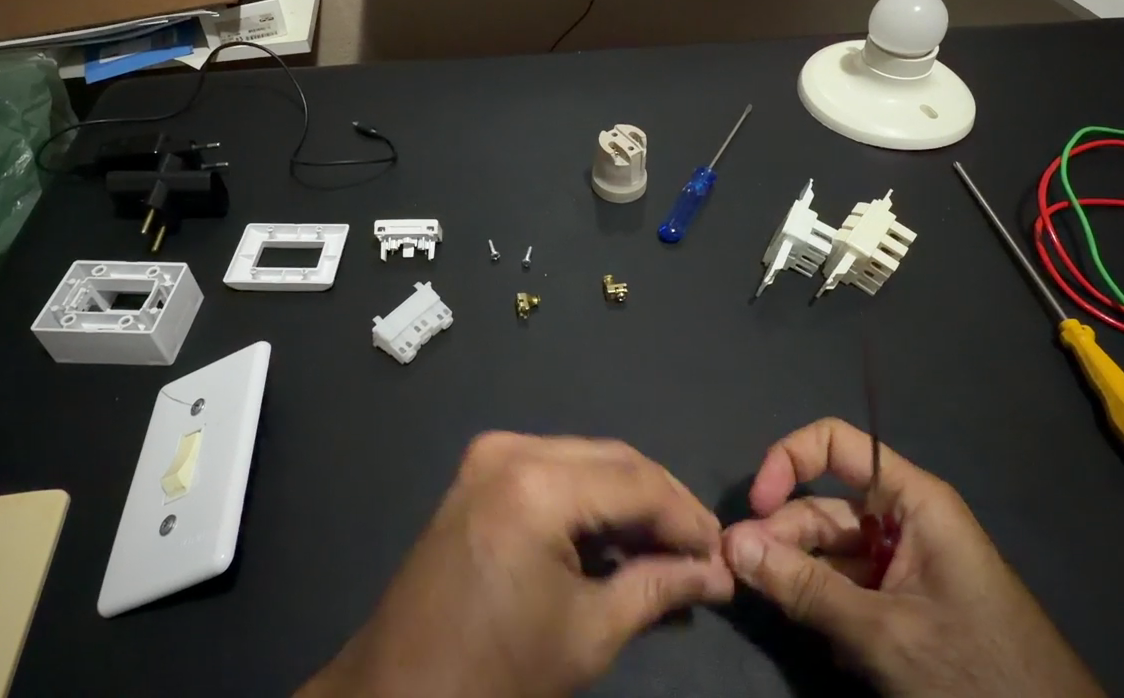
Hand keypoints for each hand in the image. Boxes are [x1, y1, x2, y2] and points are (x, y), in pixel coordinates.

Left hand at [297, 432, 733, 697]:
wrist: (399, 688)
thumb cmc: (498, 668)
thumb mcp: (590, 632)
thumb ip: (660, 588)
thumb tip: (718, 574)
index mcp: (537, 484)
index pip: (639, 483)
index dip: (689, 518)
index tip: (725, 555)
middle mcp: (513, 449)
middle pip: (614, 460)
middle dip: (663, 504)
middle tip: (703, 552)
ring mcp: (490, 456)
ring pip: (586, 460)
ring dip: (629, 500)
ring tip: (669, 551)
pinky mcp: (479, 472)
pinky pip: (553, 470)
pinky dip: (590, 499)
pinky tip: (617, 539)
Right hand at [722, 418, 1103, 697]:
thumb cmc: (975, 671)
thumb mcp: (883, 632)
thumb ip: (805, 588)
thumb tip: (731, 545)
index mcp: (912, 502)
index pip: (835, 445)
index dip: (788, 461)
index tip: (756, 507)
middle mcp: (904, 521)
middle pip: (823, 505)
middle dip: (780, 534)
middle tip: (736, 571)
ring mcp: (903, 565)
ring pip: (829, 551)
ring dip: (795, 573)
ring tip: (765, 602)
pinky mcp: (902, 604)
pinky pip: (845, 587)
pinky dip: (821, 604)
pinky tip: (815, 635)